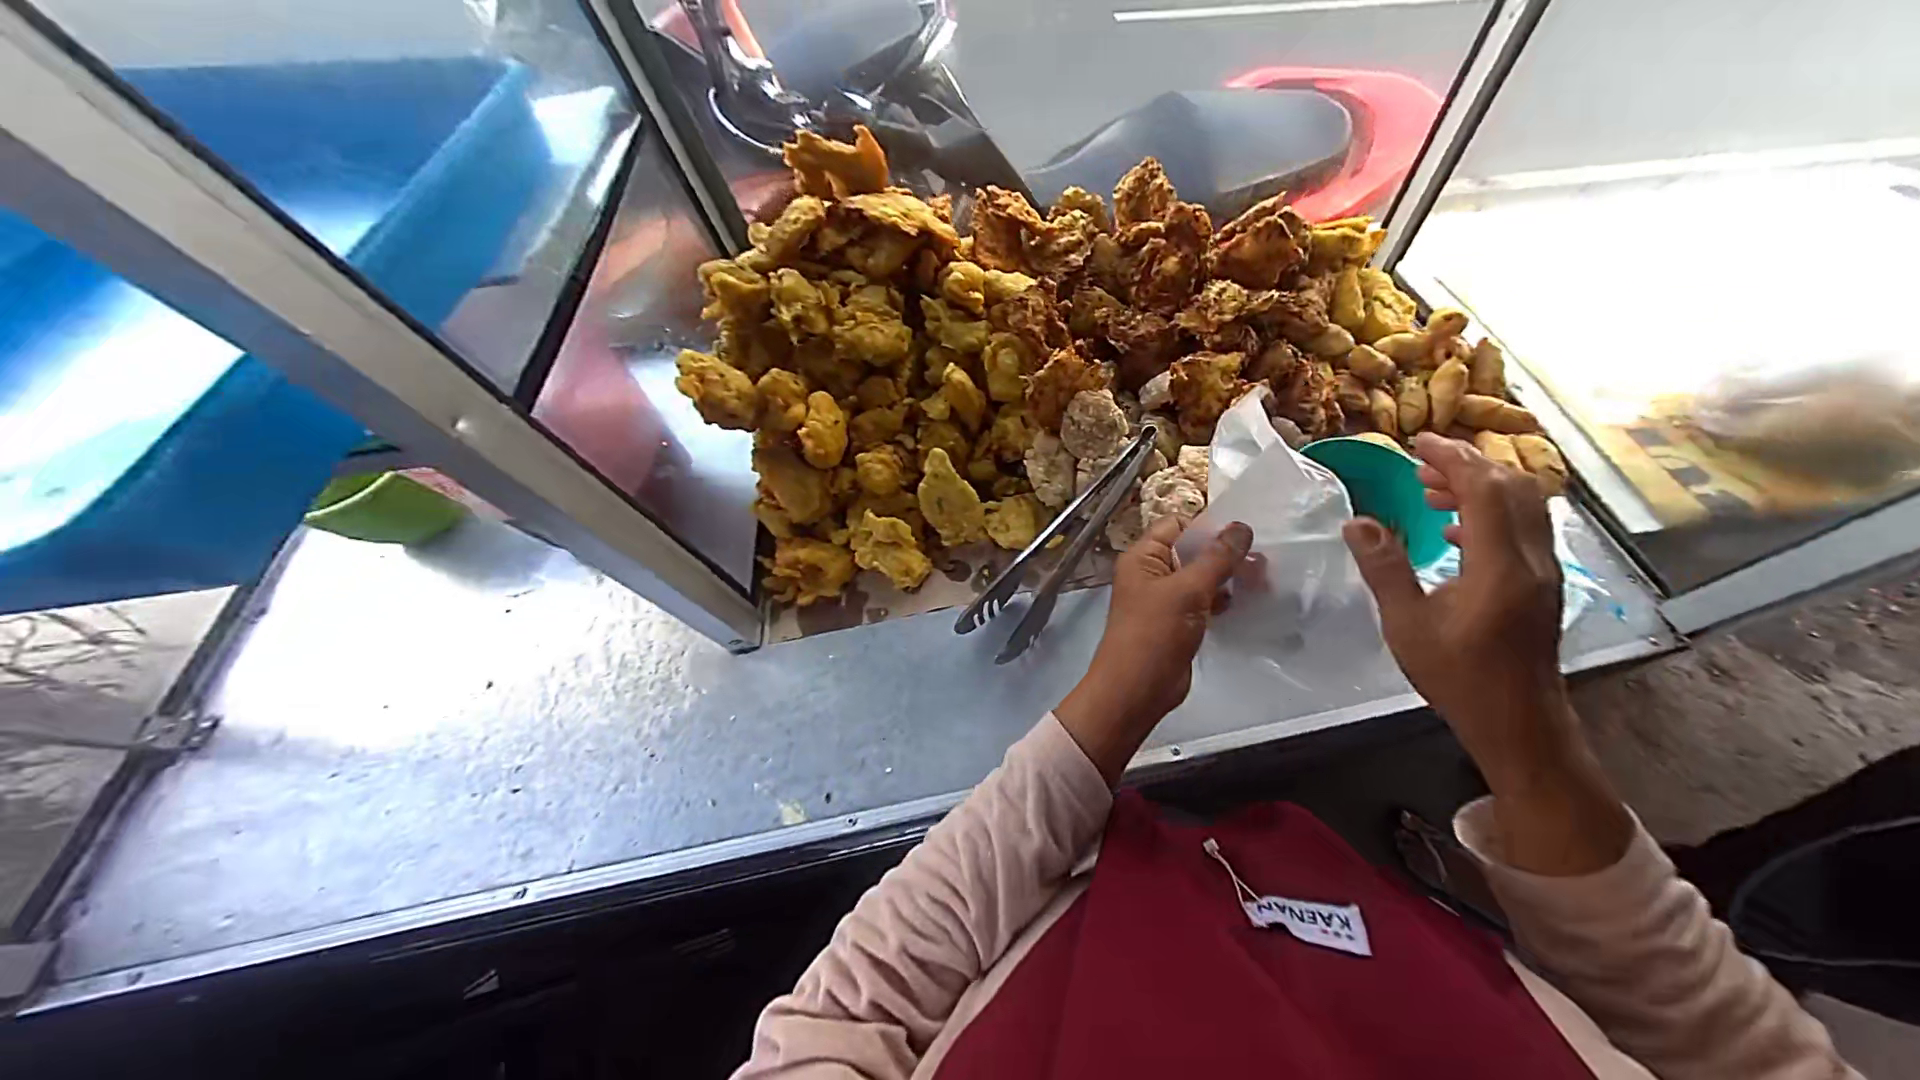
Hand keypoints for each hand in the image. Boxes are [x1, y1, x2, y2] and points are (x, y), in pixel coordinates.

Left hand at [1056, 517, 1253, 783]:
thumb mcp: (1188, 590)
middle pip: (1191, 551)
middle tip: (1263, 559)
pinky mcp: (1177, 622)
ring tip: (1262, 579)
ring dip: (1227, 577)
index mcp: (1143, 556)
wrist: (1136, 688)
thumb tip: (1241, 527)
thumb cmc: (1155, 632)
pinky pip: (1202, 601)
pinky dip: (1222, 599)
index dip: (1207, 525)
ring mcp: (1164, 599)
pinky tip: (1247, 601)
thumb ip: (1217, 558)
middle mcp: (1151, 573)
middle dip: (1224, 553)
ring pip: (1200, 577)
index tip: (1245, 531)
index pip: (1176, 524)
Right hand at [1343, 433, 1629, 873]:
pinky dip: (1491, 512)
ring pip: (1525, 506)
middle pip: (1514, 488)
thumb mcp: (1407, 624)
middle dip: (1469, 466)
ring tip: (1432, 491)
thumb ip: (1385, 568)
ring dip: (1482, 487)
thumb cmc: (1457, 676)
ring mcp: (1544, 572)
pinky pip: (1524, 528)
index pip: (1485, 490)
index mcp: (1499, 566)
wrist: (1517, 721)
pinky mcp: (1542, 584)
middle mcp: (1532, 560)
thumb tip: (1357, 522)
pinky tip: (1456, 530)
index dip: (1453, 459)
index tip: (1419, 443)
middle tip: (1421, 465)